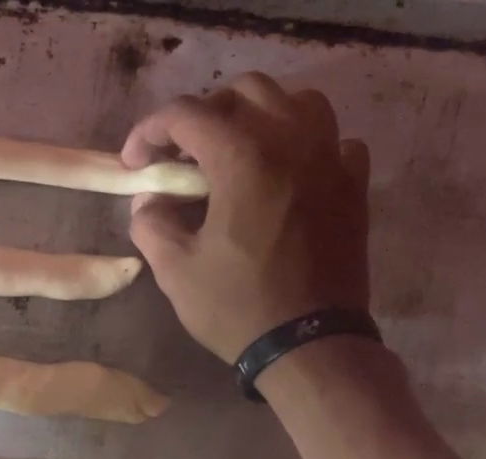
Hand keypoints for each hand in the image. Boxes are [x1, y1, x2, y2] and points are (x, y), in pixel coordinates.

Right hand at [122, 73, 370, 362]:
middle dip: (202, 115)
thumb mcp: (174, 270)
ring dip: (255, 118)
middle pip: (244, 92)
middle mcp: (292, 141)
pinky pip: (330, 137)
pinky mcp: (351, 182)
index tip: (133, 163)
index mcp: (243, 159)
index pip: (188, 114)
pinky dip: (299, 144)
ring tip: (230, 156)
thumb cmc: (234, 306)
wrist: (307, 339)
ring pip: (294, 101)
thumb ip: (152, 223)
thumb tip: (149, 200)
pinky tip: (279, 175)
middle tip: (178, 155)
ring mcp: (330, 158)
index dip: (150, 131)